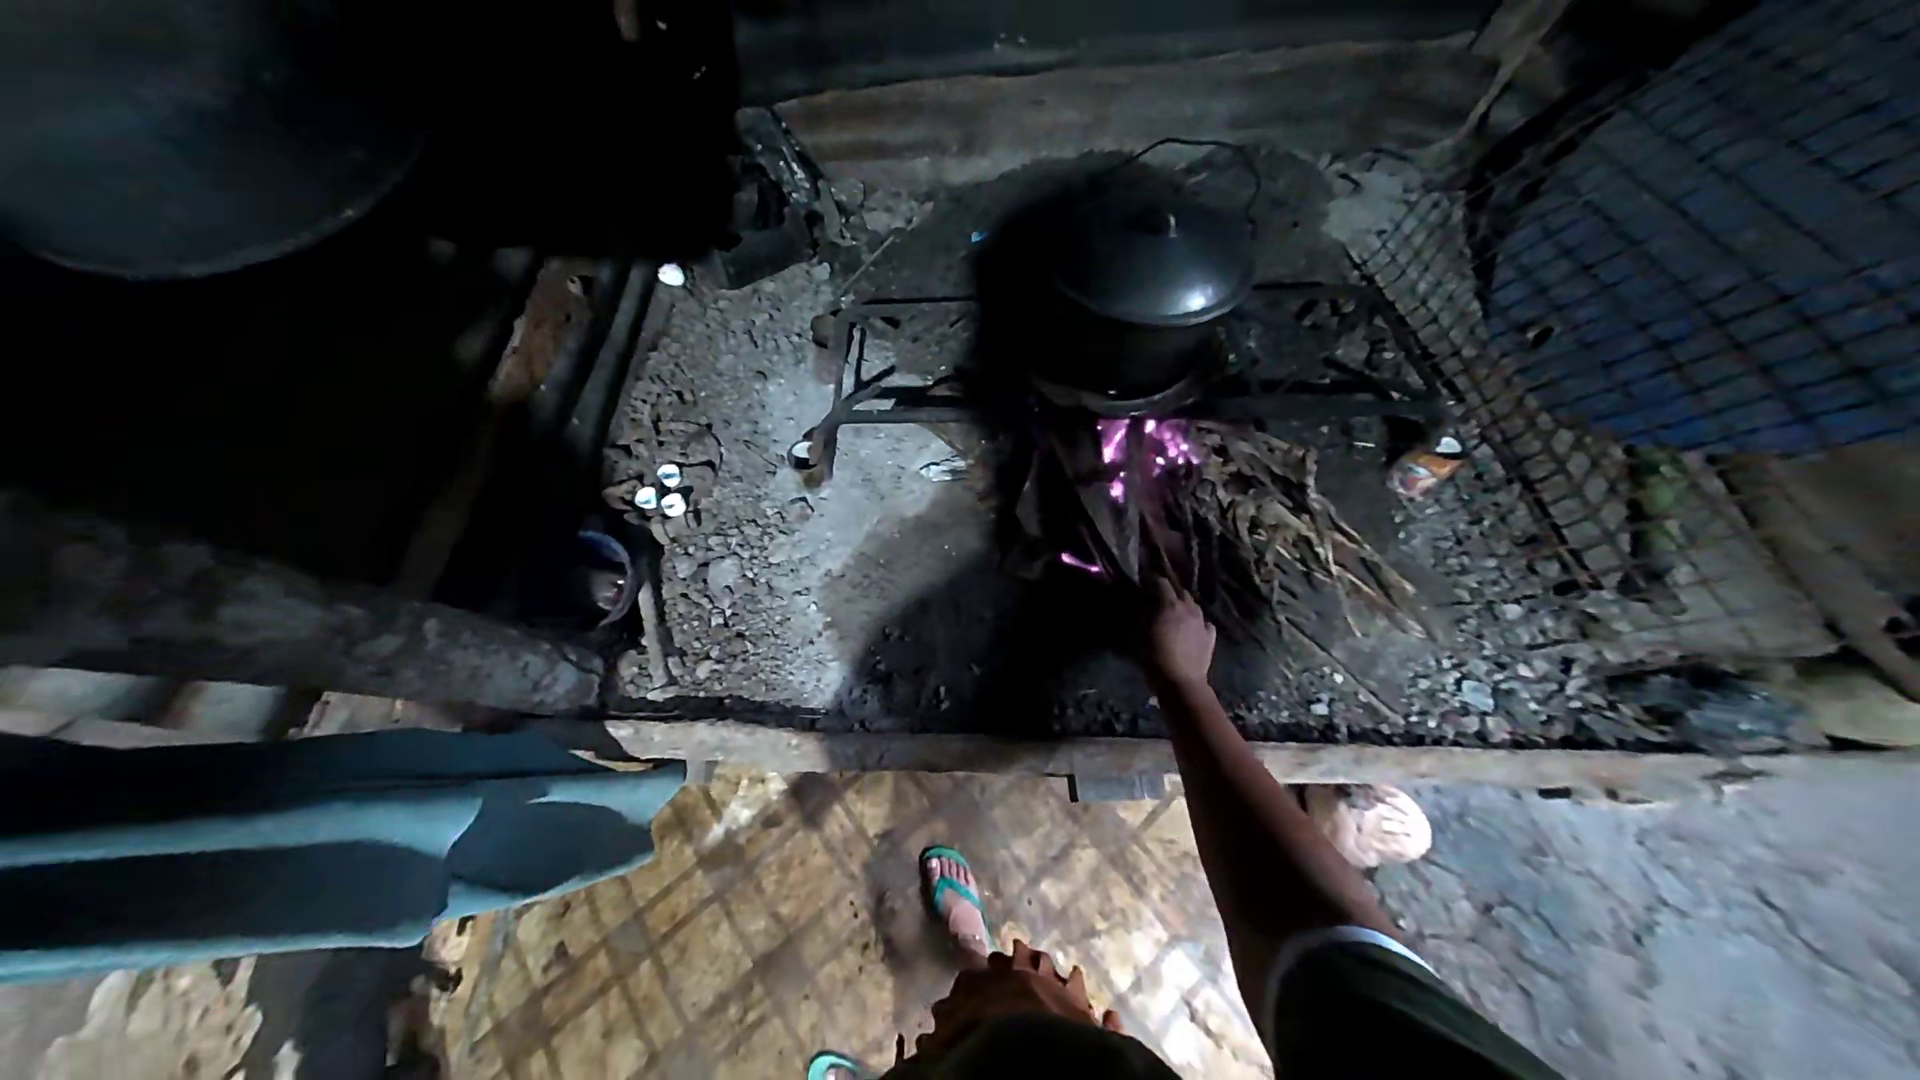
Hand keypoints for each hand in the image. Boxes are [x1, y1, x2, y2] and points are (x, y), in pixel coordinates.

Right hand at [1144, 576, 1215, 688]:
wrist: (1181, 681)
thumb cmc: (1154, 657)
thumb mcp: (1139, 633)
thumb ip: (1142, 613)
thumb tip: (1141, 602)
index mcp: (1169, 604)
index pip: (1161, 582)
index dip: (1152, 579)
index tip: (1144, 581)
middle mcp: (1188, 608)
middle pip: (1180, 590)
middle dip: (1169, 589)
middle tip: (1159, 594)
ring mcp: (1202, 621)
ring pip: (1194, 604)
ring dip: (1183, 603)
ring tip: (1175, 610)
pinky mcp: (1210, 636)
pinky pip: (1204, 621)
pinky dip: (1196, 620)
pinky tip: (1191, 627)